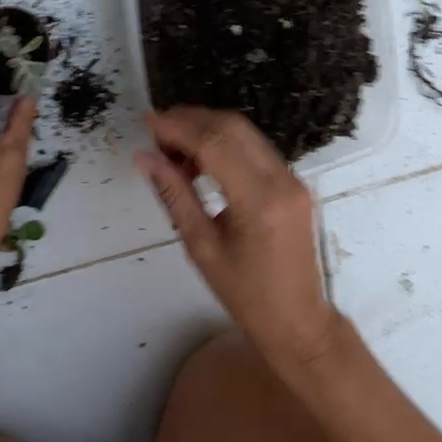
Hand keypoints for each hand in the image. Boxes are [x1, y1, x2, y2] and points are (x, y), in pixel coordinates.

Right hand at [135, 107, 339, 366]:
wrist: (297, 321)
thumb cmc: (244, 294)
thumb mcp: (200, 247)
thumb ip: (174, 194)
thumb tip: (144, 156)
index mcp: (258, 201)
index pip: (214, 142)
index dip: (178, 126)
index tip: (148, 120)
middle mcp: (282, 180)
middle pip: (232, 127)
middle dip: (191, 120)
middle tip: (157, 132)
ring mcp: (293, 179)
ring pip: (245, 132)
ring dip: (207, 129)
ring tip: (173, 148)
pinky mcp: (294, 182)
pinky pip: (256, 147)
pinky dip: (225, 143)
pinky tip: (200, 160)